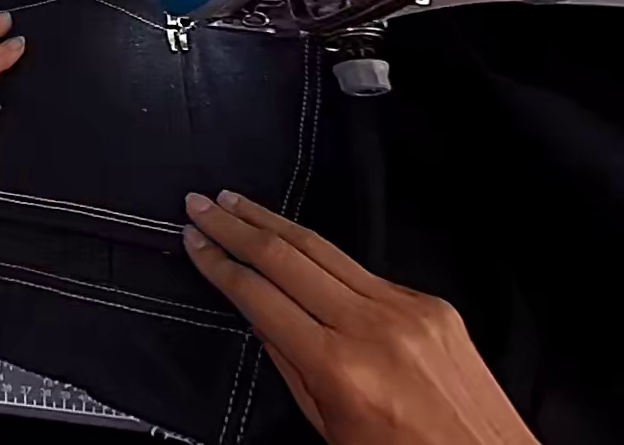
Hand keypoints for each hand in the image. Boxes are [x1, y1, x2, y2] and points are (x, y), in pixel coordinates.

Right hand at [183, 192, 538, 444]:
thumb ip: (290, 365)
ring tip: (234, 201)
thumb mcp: (332, 432)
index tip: (194, 240)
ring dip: (269, 219)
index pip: (260, 296)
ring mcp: (404, 306)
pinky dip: (318, 251)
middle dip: (235, 224)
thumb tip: (256, 309)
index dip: (219, 263)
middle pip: (285, 256)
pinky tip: (293, 239)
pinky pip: (359, 268)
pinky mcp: (428, 300)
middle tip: (201, 202)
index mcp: (341, 371)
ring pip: (319, 246)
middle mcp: (372, 327)